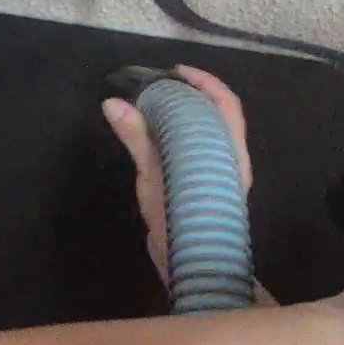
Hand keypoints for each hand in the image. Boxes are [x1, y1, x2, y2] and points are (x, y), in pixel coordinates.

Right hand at [102, 65, 259, 296]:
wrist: (198, 273)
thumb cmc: (182, 227)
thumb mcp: (154, 182)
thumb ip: (138, 141)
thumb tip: (114, 104)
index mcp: (227, 155)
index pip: (225, 106)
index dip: (204, 82)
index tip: (174, 70)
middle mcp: (229, 160)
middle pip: (217, 115)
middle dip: (188, 94)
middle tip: (152, 86)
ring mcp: (219, 174)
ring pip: (206, 131)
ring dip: (182, 113)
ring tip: (148, 105)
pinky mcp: (206, 185)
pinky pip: (195, 147)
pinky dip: (177, 132)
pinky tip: (153, 135)